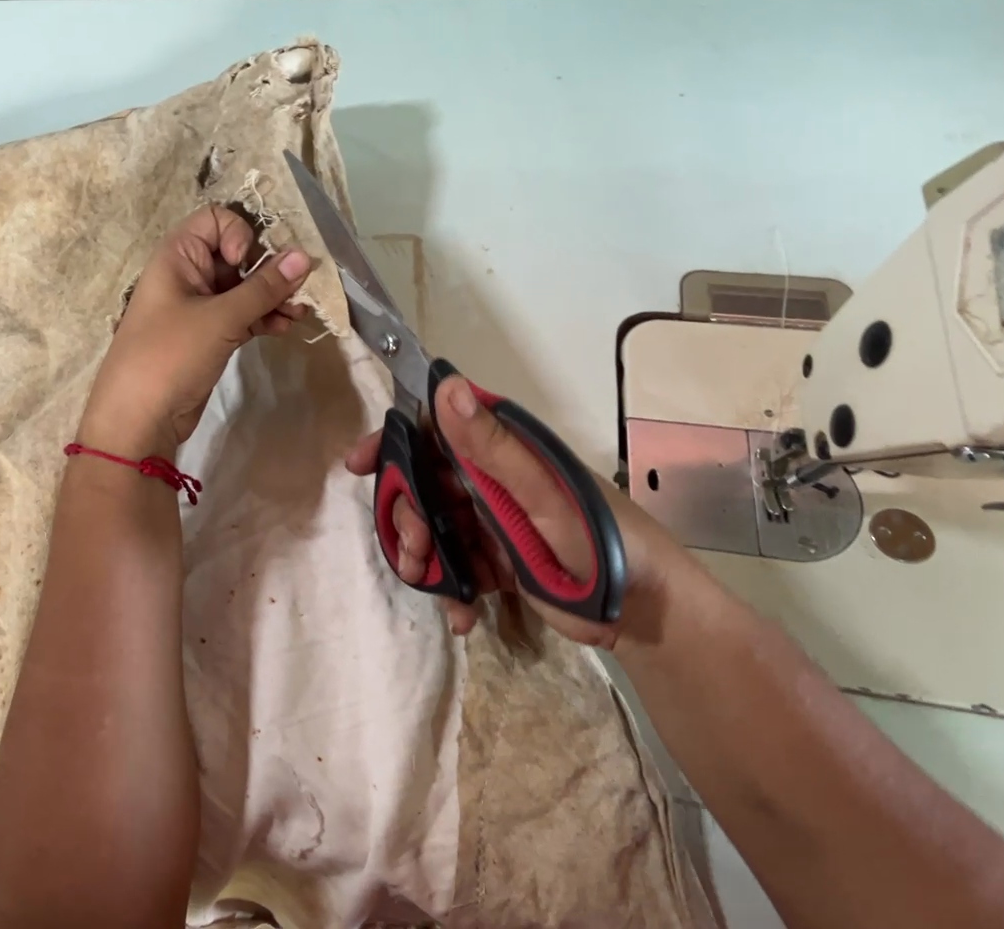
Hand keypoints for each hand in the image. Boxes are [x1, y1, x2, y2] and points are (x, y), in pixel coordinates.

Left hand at [79, 205, 312, 458]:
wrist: (138, 419)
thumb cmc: (170, 355)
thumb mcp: (220, 318)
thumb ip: (263, 287)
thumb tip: (303, 256)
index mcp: (177, 257)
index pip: (216, 220)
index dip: (240, 234)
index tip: (249, 262)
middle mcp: (187, 275)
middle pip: (236, 254)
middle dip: (269, 269)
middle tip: (298, 289)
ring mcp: (198, 308)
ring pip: (243, 289)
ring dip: (272, 297)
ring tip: (299, 313)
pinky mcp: (208, 337)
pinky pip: (242, 316)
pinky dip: (263, 318)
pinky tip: (285, 327)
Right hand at [346, 373, 693, 646]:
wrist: (645, 616)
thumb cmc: (602, 543)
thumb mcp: (543, 495)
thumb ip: (491, 447)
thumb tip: (445, 385)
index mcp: (506, 451)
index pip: (437, 430)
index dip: (395, 442)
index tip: (359, 464)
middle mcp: (494, 479)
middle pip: (424, 485)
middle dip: (406, 516)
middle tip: (411, 550)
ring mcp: (493, 521)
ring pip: (433, 528)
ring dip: (423, 557)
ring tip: (432, 586)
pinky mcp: (497, 561)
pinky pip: (456, 567)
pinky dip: (451, 592)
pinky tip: (461, 617)